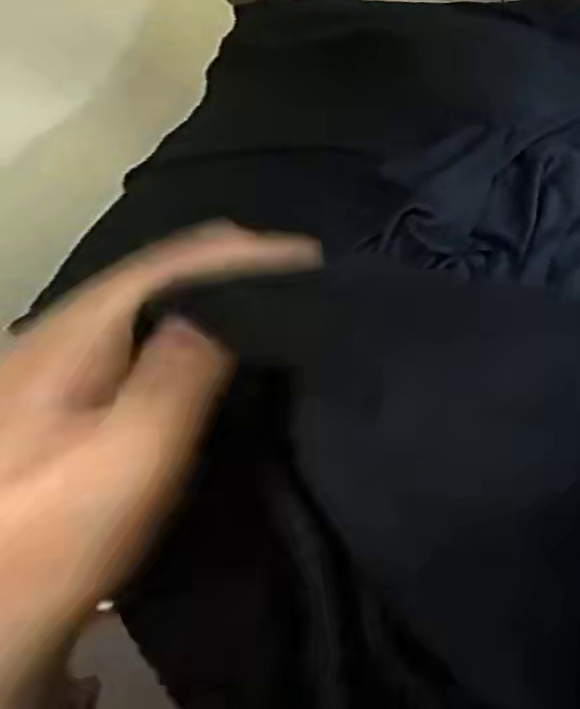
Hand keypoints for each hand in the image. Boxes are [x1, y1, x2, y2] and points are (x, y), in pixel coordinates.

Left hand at [0, 224, 318, 703]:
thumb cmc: (59, 535)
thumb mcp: (131, 456)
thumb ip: (182, 371)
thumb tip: (238, 301)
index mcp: (63, 347)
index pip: (165, 267)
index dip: (245, 254)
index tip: (320, 257)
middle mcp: (50, 342)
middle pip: (156, 273)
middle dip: (238, 264)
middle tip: (314, 275)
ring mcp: (51, 368)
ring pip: (153, 296)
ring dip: (223, 287)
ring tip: (291, 293)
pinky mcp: (65, 392)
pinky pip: (149, 325)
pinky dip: (204, 313)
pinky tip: (236, 329)